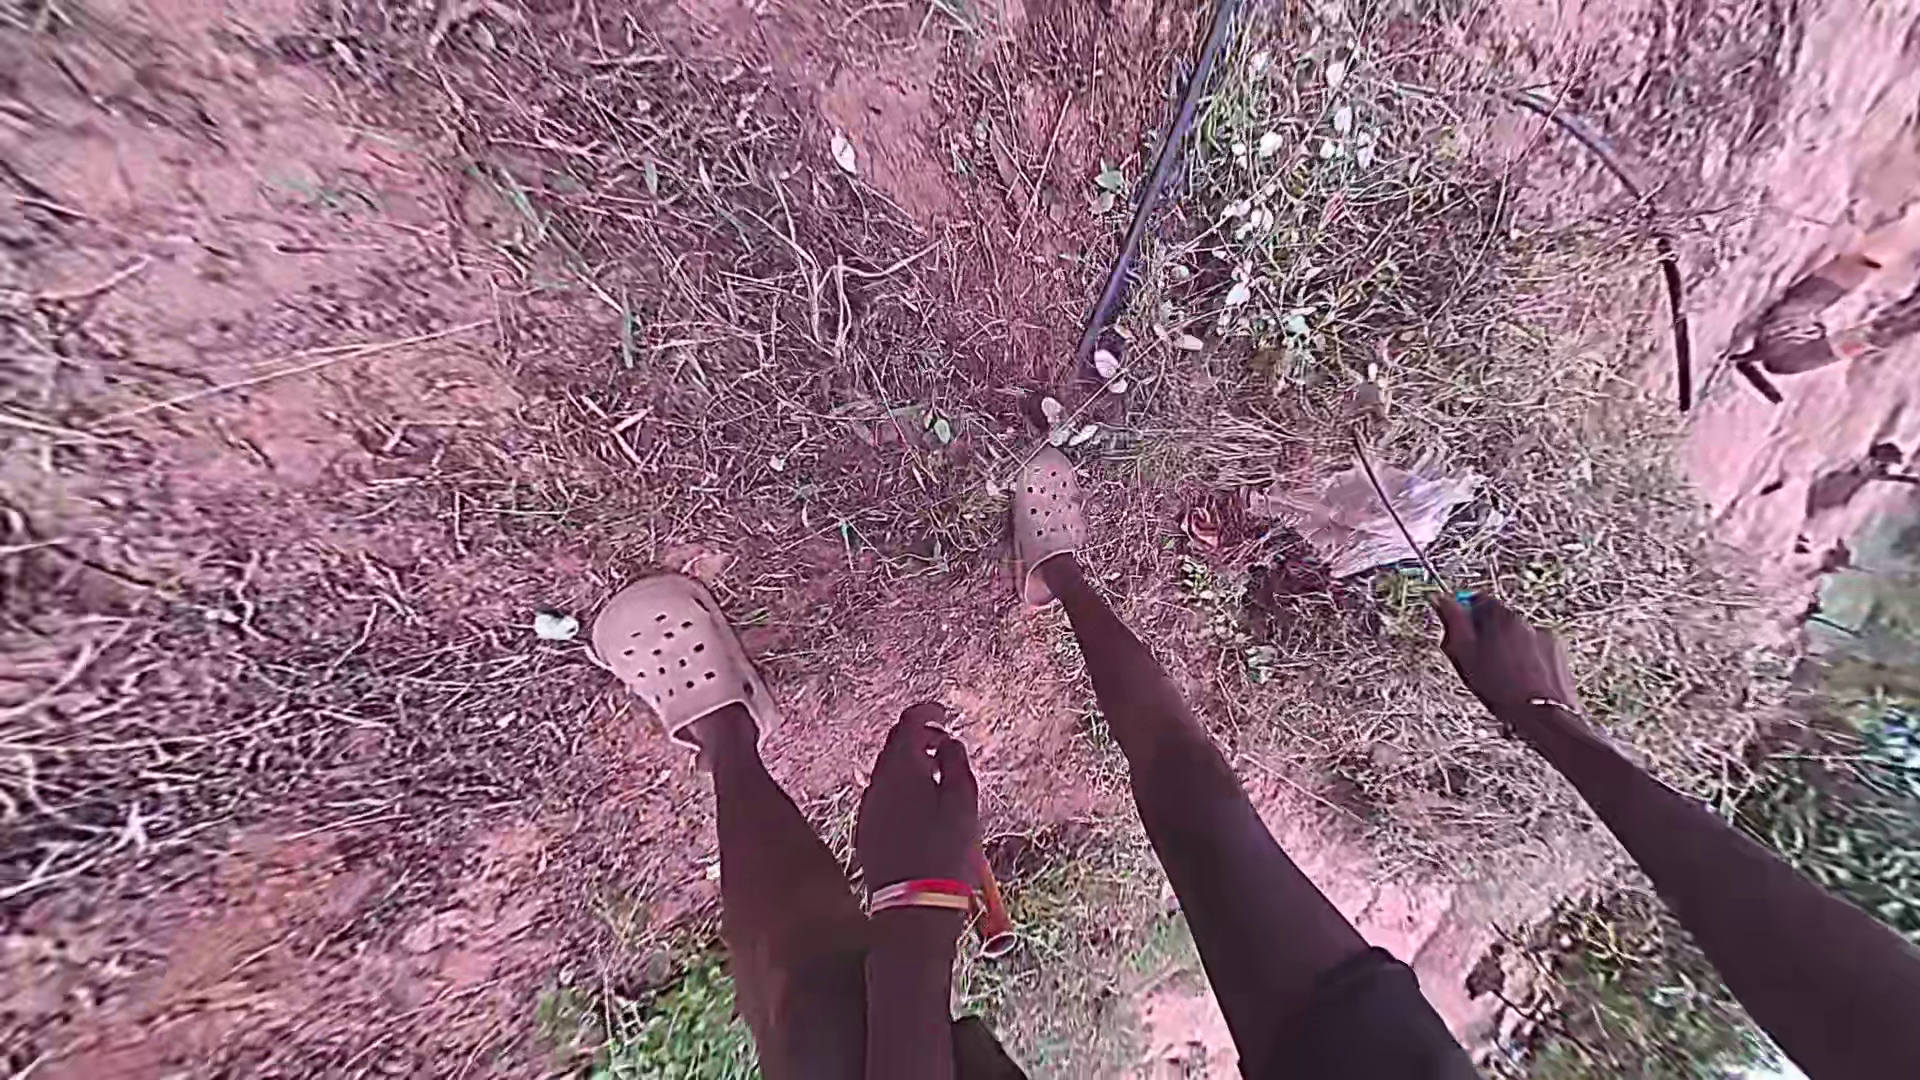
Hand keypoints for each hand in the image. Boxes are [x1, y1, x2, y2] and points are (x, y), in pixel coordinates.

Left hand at [856, 703, 979, 893]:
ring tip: (936, 770)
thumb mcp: (963, 801)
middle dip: (919, 735)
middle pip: (895, 743)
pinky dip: (901, 783)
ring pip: (888, 768)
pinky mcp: (866, 828)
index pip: (909, 723)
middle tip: (943, 740)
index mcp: (902, 768)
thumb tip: (947, 743)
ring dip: (910, 760)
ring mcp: (869, 806)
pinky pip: (883, 791)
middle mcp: (879, 781)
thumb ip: (956, 762)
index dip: (927, 712)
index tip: (943, 713)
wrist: (914, 909)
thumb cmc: (945, 851)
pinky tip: (920, 799)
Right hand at [1433, 594, 1579, 729]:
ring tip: (1496, 669)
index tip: (1455, 624)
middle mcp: (1526, 622)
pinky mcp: (1558, 654)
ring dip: (1503, 644)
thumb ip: (1452, 620)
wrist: (1541, 714)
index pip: (1478, 599)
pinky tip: (1515, 674)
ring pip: (1514, 634)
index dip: (1463, 611)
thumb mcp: (1462, 651)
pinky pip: (1533, 647)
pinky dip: (1522, 656)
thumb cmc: (1498, 684)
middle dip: (1482, 631)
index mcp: (1500, 617)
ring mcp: (1545, 638)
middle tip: (1472, 654)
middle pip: (1496, 617)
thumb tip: (1442, 599)